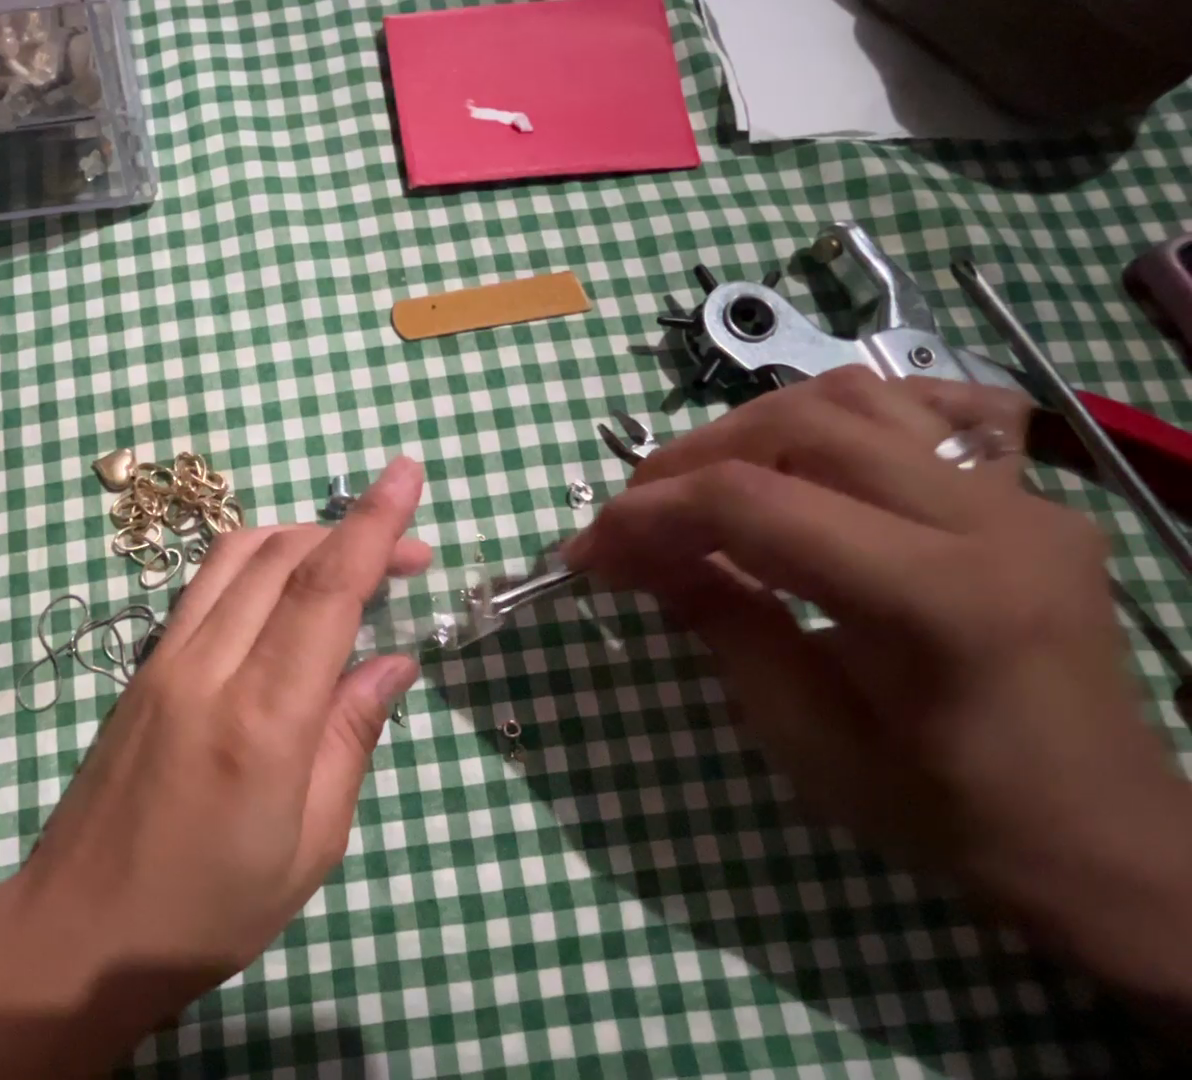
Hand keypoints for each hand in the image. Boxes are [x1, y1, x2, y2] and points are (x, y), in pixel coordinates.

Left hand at [9, 458, 431, 1017]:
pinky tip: (285, 593)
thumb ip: (352, 738)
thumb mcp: (310, 844)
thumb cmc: (207, 910)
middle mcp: (206, 668)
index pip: (325, 591)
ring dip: (299, 538)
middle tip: (411, 552)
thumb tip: (393, 661)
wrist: (77, 929)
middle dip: (351, 530)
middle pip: (280, 555)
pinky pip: (205, 589)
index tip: (408, 473)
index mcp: (262, 720)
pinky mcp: (140, 669)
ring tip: (351, 562)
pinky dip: (256, 565)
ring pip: (234, 558)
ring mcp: (162, 661)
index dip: (373, 525)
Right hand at [566, 368, 1191, 1010]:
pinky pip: (921, 412)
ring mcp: (1020, 497)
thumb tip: (634, 555)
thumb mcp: (801, 733)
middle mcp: (987, 520)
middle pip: (798, 426)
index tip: (586, 550)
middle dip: (685, 463)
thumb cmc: (940, 811)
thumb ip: (720, 621)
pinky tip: (798, 461)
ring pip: (854, 398)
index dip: (647, 514)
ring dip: (745, 432)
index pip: (754, 504)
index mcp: (932, 598)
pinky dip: (833, 420)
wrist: (1099, 840)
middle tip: (628, 519)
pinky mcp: (1025, 499)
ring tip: (694, 488)